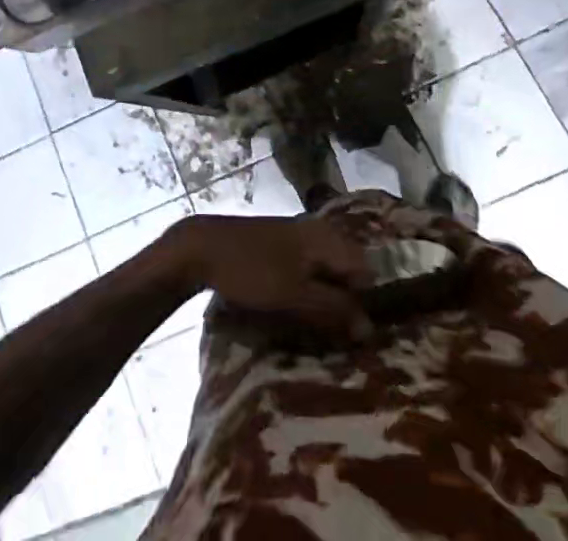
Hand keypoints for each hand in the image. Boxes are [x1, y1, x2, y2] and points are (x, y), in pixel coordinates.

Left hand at [165, 215, 374, 341]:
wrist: (198, 248)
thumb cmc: (250, 270)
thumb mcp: (294, 295)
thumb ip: (333, 309)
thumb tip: (369, 329)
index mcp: (328, 237)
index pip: (366, 273)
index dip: (364, 305)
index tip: (353, 335)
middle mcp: (318, 231)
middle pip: (345, 272)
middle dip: (343, 303)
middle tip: (334, 336)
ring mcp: (296, 236)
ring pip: (323, 272)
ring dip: (322, 299)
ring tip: (313, 327)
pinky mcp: (277, 246)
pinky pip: (304, 270)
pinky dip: (304, 289)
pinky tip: (293, 309)